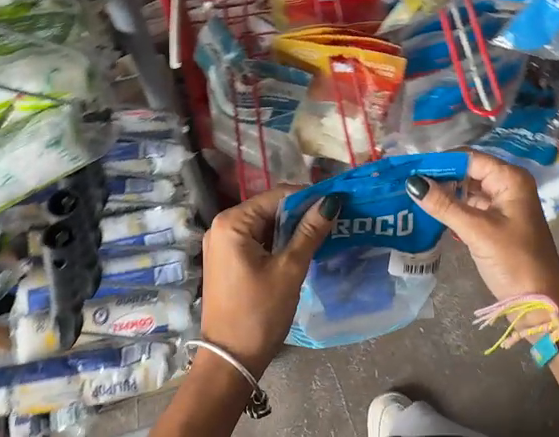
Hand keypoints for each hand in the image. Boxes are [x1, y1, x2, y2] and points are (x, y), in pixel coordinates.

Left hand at [197, 186, 340, 373]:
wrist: (230, 362)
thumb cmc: (259, 313)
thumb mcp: (289, 270)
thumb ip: (309, 232)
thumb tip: (332, 200)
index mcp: (232, 222)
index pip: (277, 196)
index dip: (308, 198)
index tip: (336, 203)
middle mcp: (222, 226)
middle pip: (269, 208)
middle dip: (300, 214)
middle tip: (332, 220)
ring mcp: (222, 244)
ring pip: (264, 225)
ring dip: (291, 229)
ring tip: (321, 233)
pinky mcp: (226, 261)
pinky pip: (256, 240)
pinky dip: (278, 243)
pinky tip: (300, 250)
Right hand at [406, 154, 558, 304]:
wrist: (542, 304)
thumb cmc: (514, 262)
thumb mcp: (477, 232)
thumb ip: (445, 205)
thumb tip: (413, 182)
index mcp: (510, 179)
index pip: (469, 158)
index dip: (440, 162)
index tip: (410, 168)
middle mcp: (508, 185)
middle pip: (468, 171)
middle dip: (440, 177)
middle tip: (407, 183)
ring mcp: (503, 205)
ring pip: (468, 189)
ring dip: (445, 193)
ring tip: (413, 196)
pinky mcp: (497, 223)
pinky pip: (471, 207)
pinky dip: (453, 209)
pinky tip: (431, 212)